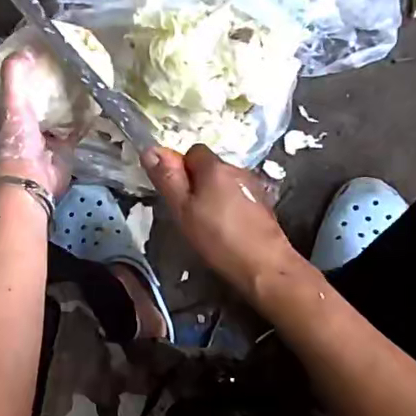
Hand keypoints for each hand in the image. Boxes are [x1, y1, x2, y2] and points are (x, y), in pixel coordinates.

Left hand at [0, 51, 72, 196]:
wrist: (32, 178)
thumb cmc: (16, 140)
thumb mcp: (11, 102)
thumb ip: (14, 75)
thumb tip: (26, 50)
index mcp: (5, 111)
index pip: (5, 86)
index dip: (13, 70)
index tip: (27, 51)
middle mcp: (24, 122)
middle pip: (34, 97)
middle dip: (45, 81)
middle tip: (60, 59)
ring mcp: (45, 134)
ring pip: (56, 110)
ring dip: (66, 97)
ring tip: (79, 73)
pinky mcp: (64, 145)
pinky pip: (76, 127)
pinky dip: (85, 116)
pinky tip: (95, 100)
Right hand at [144, 144, 305, 301]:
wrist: (265, 266)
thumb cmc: (218, 238)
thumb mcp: (183, 210)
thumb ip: (167, 179)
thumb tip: (150, 149)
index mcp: (215, 167)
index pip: (193, 152)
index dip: (180, 169)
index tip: (176, 194)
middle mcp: (237, 169)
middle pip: (210, 167)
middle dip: (197, 183)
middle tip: (188, 212)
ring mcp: (254, 187)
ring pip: (225, 183)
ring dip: (214, 196)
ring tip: (207, 224)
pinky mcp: (264, 205)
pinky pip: (238, 197)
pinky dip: (229, 207)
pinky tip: (227, 230)